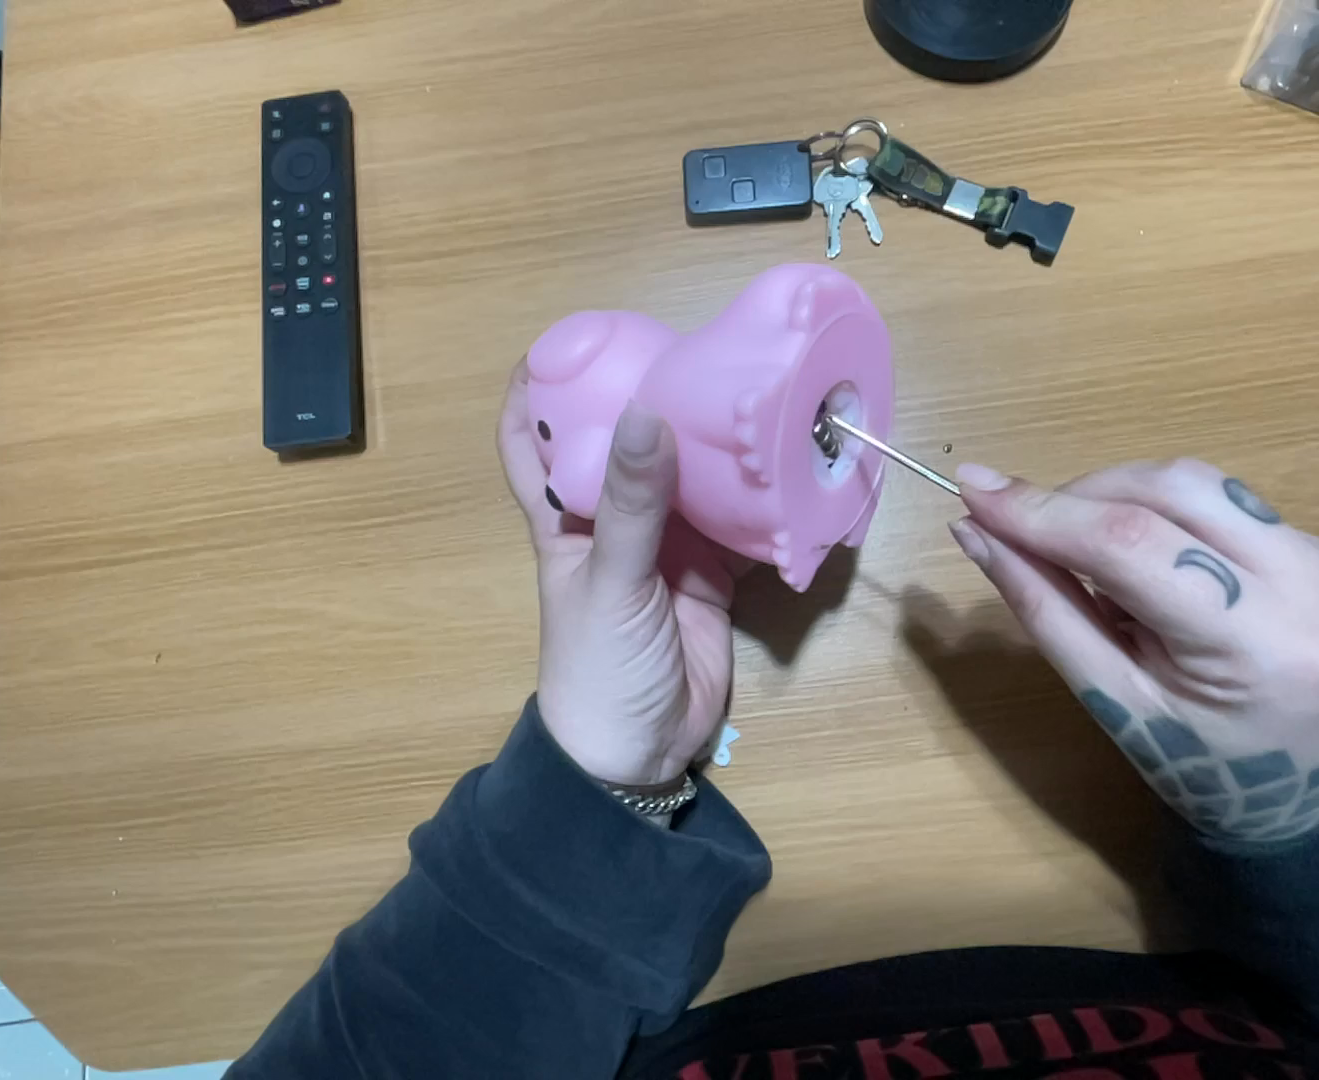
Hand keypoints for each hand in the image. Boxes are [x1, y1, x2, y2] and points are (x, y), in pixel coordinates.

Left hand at [497, 359, 745, 787]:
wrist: (641, 752)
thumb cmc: (600, 665)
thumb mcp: (609, 581)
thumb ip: (629, 505)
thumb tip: (644, 413)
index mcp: (566, 517)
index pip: (535, 443)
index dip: (539, 391)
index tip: (568, 337)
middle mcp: (614, 521)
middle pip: (623, 447)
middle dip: (647, 402)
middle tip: (688, 350)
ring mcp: (666, 546)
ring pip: (686, 480)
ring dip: (710, 446)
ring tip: (747, 394)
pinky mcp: (710, 573)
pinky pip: (734, 525)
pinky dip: (755, 503)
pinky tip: (783, 469)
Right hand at [948, 458, 1318, 841]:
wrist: (1309, 800)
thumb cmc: (1192, 767)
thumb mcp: (1107, 699)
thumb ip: (1041, 607)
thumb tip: (974, 531)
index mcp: (1263, 650)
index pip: (1133, 546)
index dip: (1042, 511)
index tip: (971, 488)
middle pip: (1176, 490)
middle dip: (1080, 496)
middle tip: (1027, 528)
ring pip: (1203, 485)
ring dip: (1120, 499)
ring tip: (1088, 554)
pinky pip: (1229, 506)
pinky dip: (1165, 519)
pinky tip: (1153, 568)